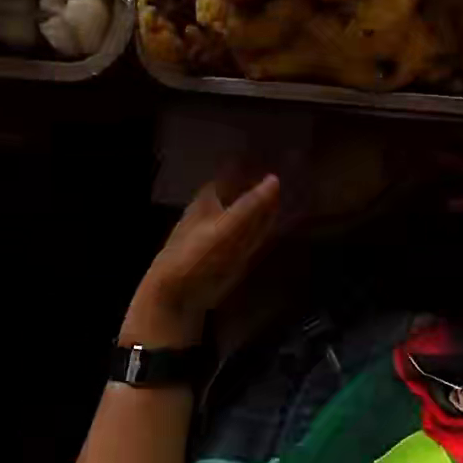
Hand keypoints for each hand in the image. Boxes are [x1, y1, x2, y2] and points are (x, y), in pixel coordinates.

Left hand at [123, 174, 280, 346]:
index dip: (247, 169)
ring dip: (262, 209)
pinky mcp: (226, 260)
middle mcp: (211, 215)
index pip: (229, 176)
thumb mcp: (226, 228)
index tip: (269, 161)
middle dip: (257, 189)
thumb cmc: (196, 256)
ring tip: (287, 196)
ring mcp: (219, 238)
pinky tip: (276, 225)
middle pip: (238, 196)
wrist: (175, 300)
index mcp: (206, 201)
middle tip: (285, 178)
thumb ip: (251, 205)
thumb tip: (275, 179)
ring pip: (244, 217)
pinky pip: (249, 237)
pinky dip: (263, 229)